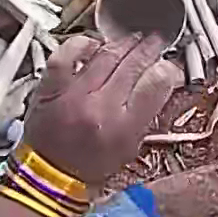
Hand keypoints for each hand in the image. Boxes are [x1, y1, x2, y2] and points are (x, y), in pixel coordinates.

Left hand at [23, 32, 180, 184]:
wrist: (48, 176)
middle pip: (133, 64)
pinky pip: (68, 54)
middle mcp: (100, 109)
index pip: (155, 84)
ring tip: (133, 40)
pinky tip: (94, 44)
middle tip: (156, 43)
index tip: (169, 64)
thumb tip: (165, 82)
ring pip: (106, 55)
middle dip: (149, 49)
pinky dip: (83, 44)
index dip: (167, 68)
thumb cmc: (88, 165)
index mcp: (123, 130)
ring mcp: (74, 95)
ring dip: (124, 43)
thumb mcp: (129, 148)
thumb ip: (148, 114)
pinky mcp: (51, 86)